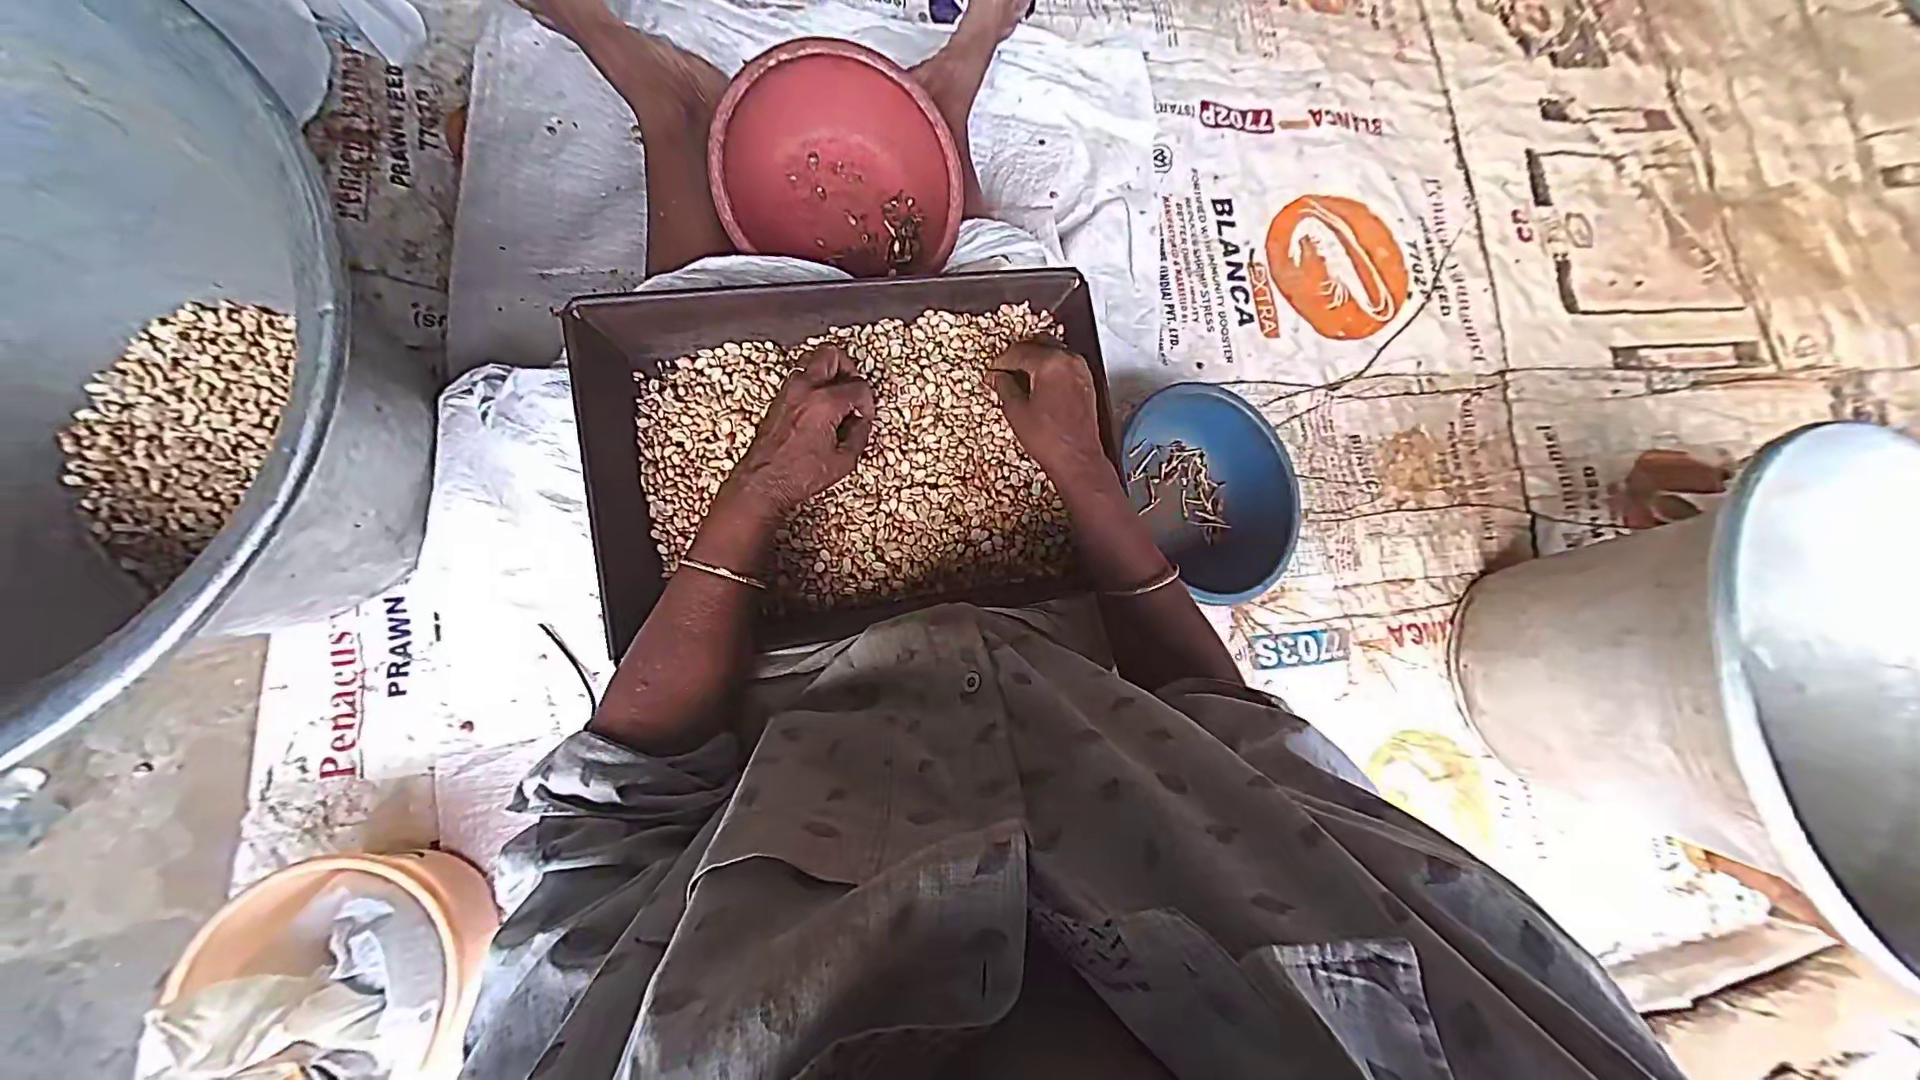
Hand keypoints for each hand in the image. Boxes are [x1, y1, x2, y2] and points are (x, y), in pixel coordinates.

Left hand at [724, 345, 873, 514]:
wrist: (763, 482)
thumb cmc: (798, 475)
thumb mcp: (844, 461)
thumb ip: (859, 435)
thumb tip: (860, 423)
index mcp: (825, 402)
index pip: (859, 387)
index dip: (868, 403)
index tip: (865, 417)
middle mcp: (805, 388)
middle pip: (832, 354)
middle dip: (849, 369)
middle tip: (854, 390)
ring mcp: (788, 391)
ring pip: (813, 361)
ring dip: (829, 374)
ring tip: (838, 398)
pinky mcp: (778, 399)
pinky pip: (800, 378)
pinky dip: (814, 385)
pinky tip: (821, 410)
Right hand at [987, 341, 1112, 492]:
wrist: (1076, 458)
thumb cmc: (1048, 439)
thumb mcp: (1016, 411)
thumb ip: (1004, 387)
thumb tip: (997, 377)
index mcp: (1049, 363)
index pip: (1018, 351)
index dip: (1001, 362)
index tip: (992, 371)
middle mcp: (1068, 360)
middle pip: (1037, 343)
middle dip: (1017, 355)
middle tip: (1002, 370)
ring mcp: (1080, 370)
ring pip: (1052, 351)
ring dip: (1034, 359)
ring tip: (1018, 377)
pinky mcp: (1085, 382)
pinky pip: (1063, 363)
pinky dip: (1048, 367)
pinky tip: (1037, 383)